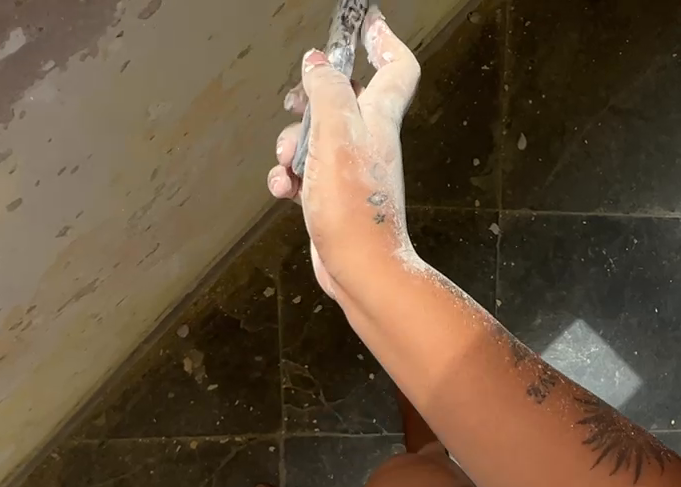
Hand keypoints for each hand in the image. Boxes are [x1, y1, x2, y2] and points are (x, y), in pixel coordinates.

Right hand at [267, 8, 420, 303]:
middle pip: (341, 100)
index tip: (363, 24)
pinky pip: (305, 177)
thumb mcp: (335, 133)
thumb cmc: (354, 208)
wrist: (359, 270)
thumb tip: (317, 64)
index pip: (396, 68)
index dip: (383, 41)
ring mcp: (350, 174)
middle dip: (310, 97)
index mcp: (377, 120)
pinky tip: (284, 190)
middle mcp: (368, 144)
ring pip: (315, 140)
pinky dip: (288, 180)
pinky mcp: (333, 201)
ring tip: (288, 161)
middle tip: (294, 101)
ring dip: (291, 144)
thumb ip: (327, 91)